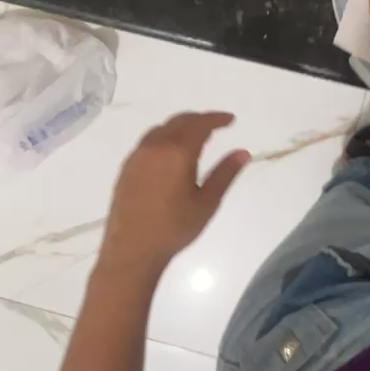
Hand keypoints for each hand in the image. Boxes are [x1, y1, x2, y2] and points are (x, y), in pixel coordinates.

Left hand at [100, 112, 249, 276]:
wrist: (131, 252)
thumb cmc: (174, 229)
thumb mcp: (207, 203)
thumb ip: (225, 174)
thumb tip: (243, 152)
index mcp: (177, 153)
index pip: (200, 124)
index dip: (217, 119)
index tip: (231, 120)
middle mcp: (155, 147)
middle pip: (179, 121)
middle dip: (199, 120)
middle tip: (216, 127)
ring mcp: (137, 157)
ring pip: (161, 129)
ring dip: (180, 127)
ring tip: (194, 139)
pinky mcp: (126, 168)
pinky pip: (148, 141)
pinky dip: (164, 137)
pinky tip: (170, 155)